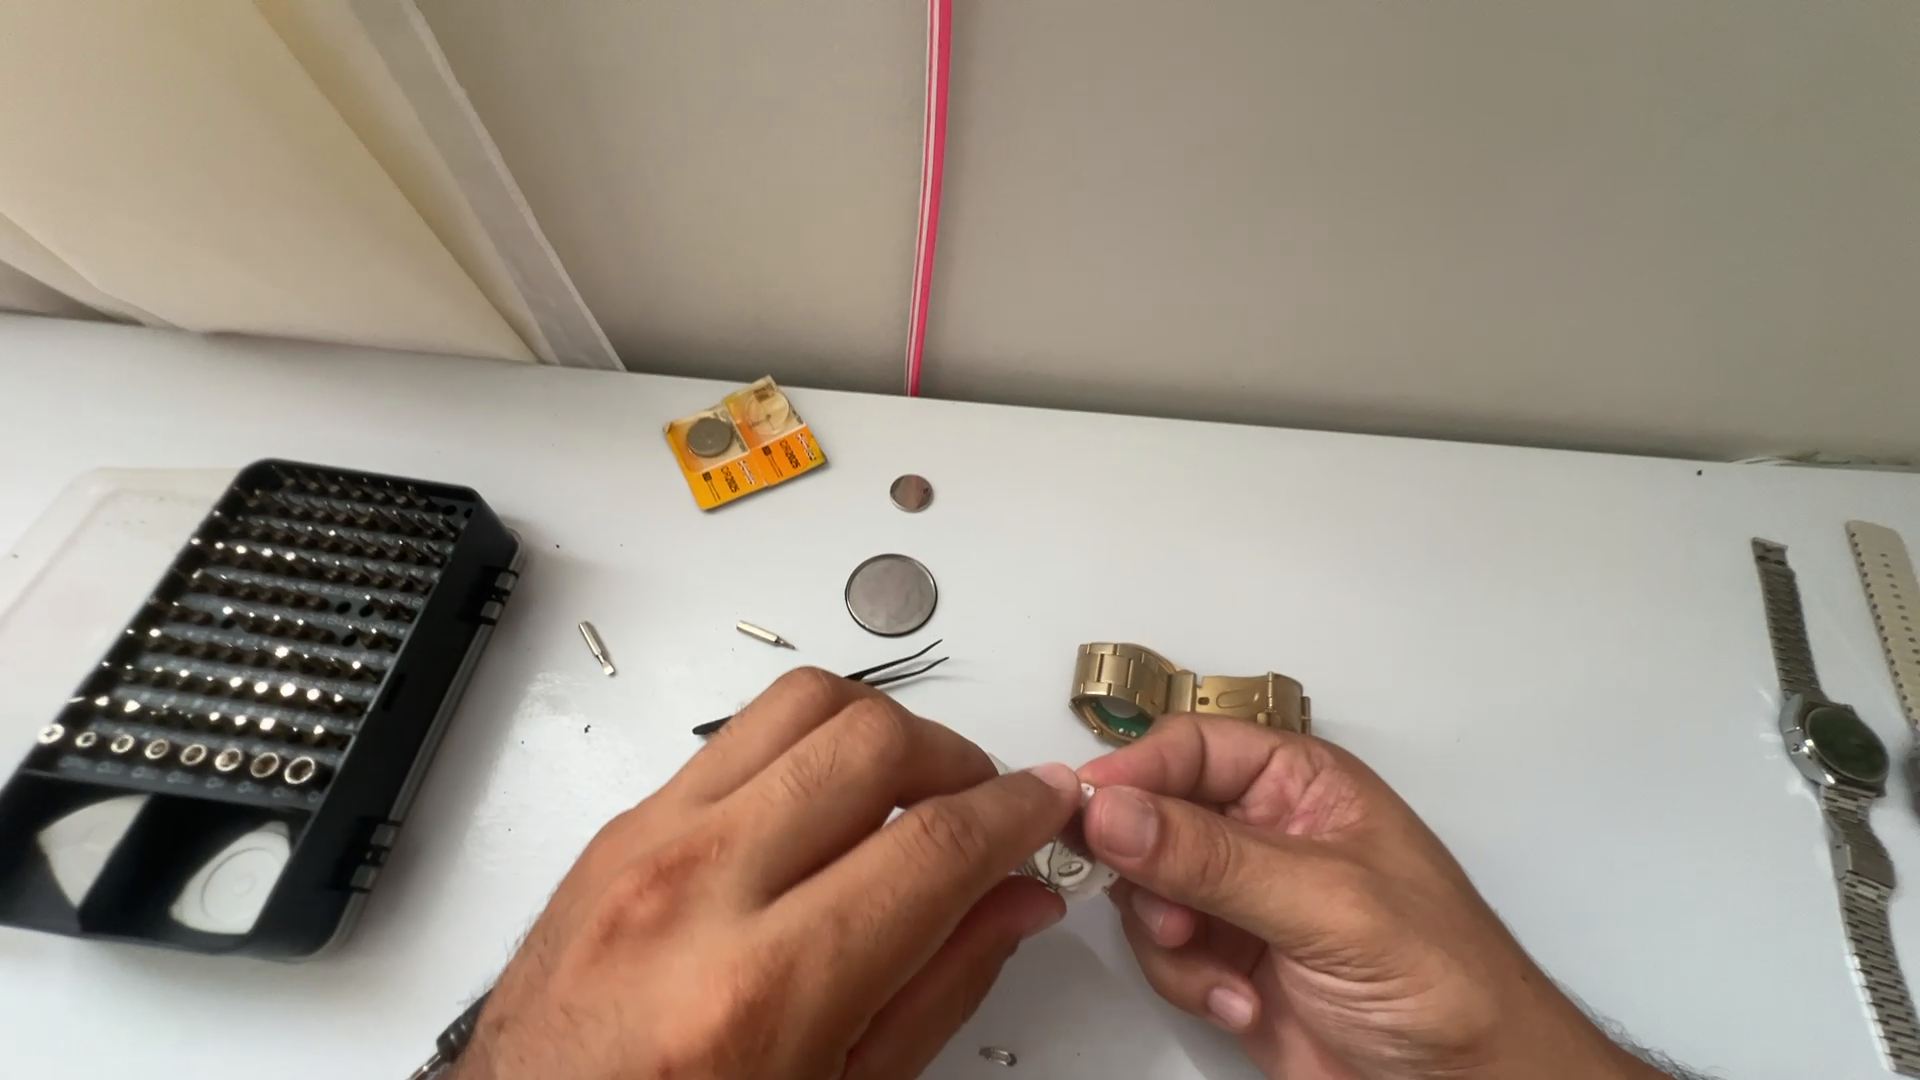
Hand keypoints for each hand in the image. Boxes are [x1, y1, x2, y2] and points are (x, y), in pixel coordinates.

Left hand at [455, 668, 1081, 1078]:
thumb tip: (1019, 895)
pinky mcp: (628, 820)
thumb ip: (942, 985)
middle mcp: (695, 893)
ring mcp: (648, 841)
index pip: (930, 849)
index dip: (1014, 814)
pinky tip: (833, 794)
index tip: (1047, 801)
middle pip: (871, 743)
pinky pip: (747, 728)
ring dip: (887, 727)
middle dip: (957, 758)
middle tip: (982, 802)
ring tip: (912, 783)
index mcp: (758, 997)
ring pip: (807, 702)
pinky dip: (818, 740)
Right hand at [1078, 716, 1659, 1079]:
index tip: (1087, 808)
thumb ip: (1211, 857)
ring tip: (1214, 966)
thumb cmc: (1438, 981)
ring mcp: (1233, 890)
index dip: (1136, 770)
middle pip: (1152, 810)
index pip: (1190, 746)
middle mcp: (1254, 823)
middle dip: (1147, 866)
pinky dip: (1183, 976)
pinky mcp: (1219, 950)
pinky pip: (1157, 943)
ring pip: (1143, 880)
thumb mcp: (1325, 905)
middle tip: (1160, 909)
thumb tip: (1108, 810)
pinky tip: (1239, 1003)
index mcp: (1293, 779)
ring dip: (1165, 930)